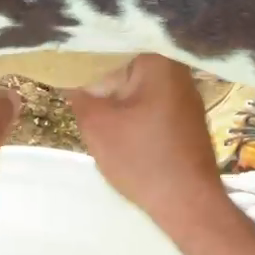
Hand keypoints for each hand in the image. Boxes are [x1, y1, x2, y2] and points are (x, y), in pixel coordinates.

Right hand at [62, 54, 224, 220]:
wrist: (191, 209)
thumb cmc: (142, 159)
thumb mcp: (95, 123)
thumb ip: (77, 91)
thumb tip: (68, 75)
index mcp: (157, 59)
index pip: (109, 44)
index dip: (82, 53)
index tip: (63, 62)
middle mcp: (176, 68)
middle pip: (124, 62)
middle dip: (100, 73)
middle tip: (73, 82)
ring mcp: (186, 93)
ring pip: (137, 82)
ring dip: (116, 91)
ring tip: (90, 98)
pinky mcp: (188, 116)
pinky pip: (151, 98)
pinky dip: (133, 105)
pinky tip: (118, 119)